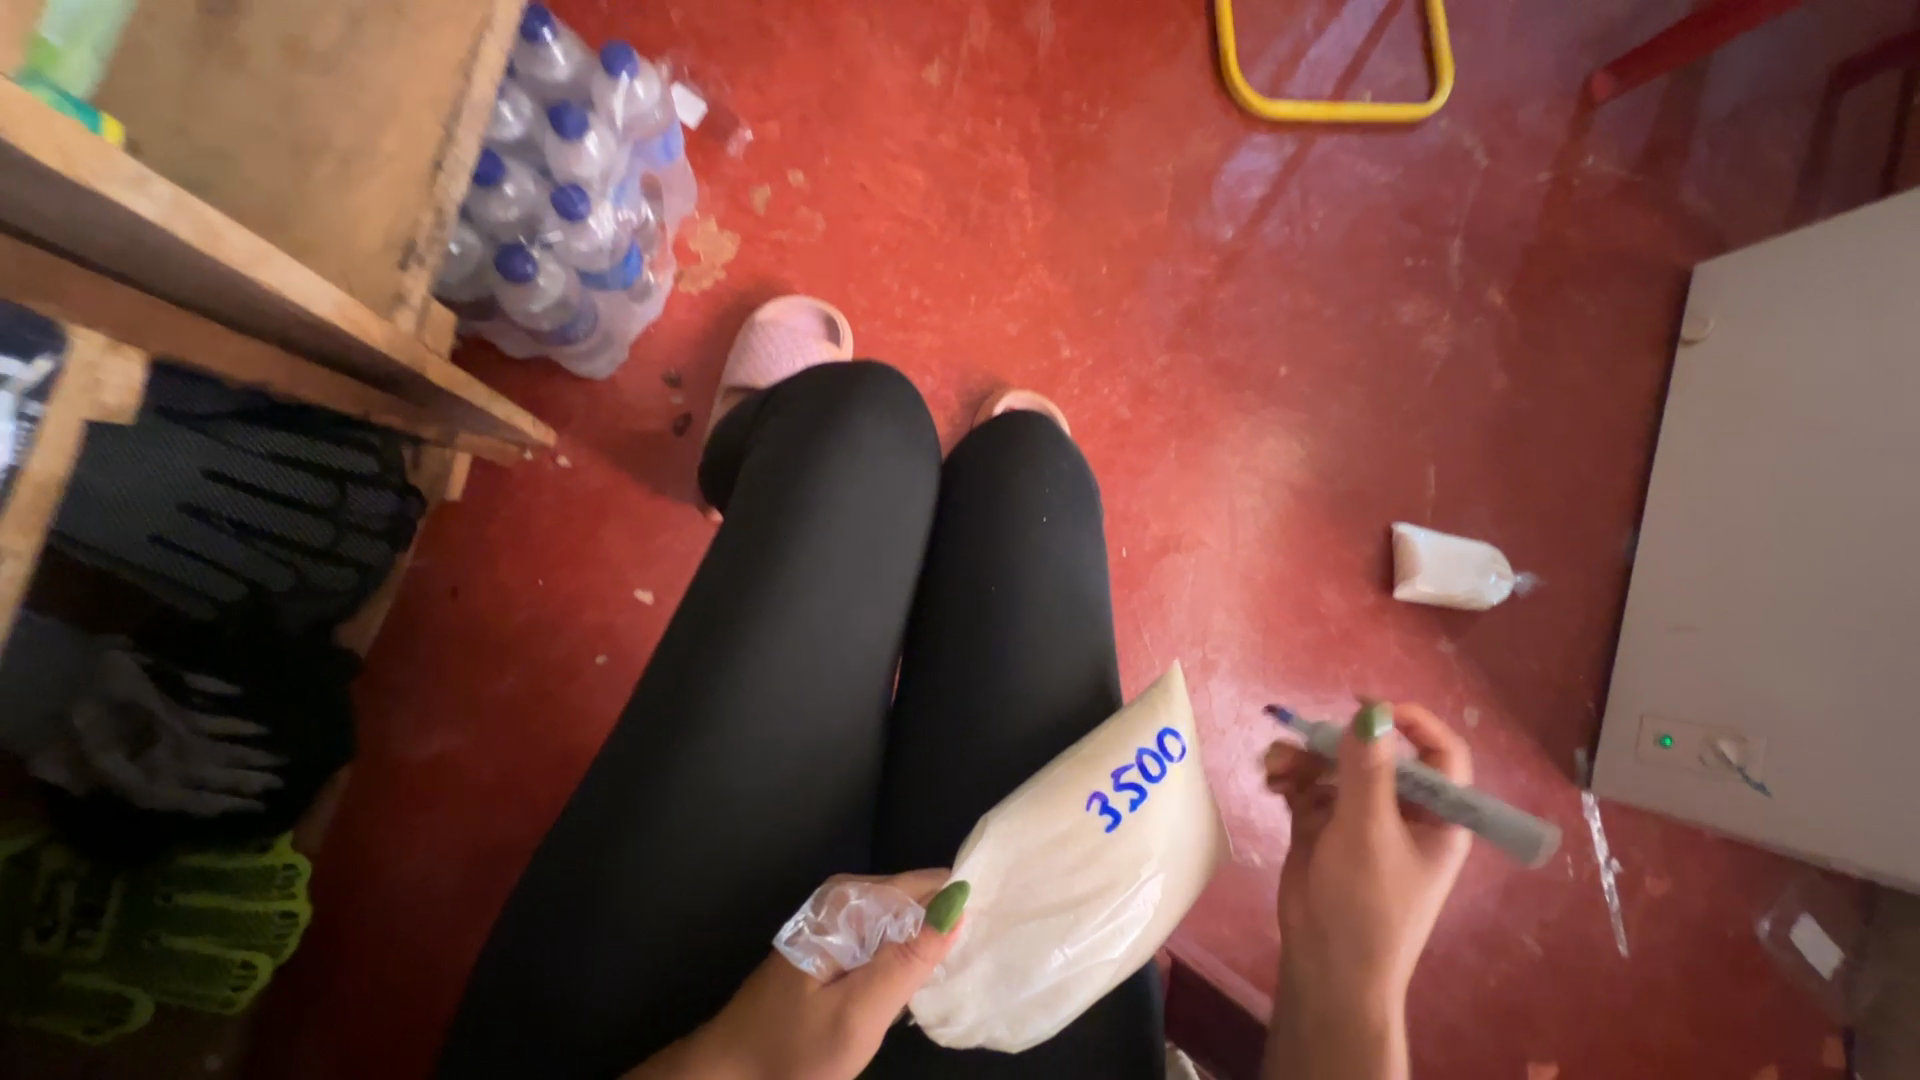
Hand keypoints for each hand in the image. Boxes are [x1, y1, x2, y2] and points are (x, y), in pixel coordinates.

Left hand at [629, 869, 966, 1079]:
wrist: (728, 1075)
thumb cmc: (790, 1052)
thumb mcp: (857, 1015)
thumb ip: (908, 961)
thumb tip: (960, 905)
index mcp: (850, 902)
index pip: (927, 885)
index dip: (963, 906)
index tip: (1002, 931)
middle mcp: (846, 898)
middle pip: (917, 900)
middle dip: (948, 927)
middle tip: (985, 964)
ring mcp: (839, 921)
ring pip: (904, 921)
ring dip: (930, 945)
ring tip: (966, 973)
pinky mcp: (837, 945)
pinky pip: (887, 938)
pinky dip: (908, 958)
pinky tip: (924, 984)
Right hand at [1261, 703, 1471, 1079]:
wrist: (1327, 964)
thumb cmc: (1367, 904)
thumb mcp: (1368, 832)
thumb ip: (1367, 770)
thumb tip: (1371, 712)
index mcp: (1437, 817)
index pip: (1440, 754)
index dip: (1413, 723)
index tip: (1367, 706)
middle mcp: (1401, 812)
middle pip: (1372, 755)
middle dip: (1333, 743)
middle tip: (1300, 737)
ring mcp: (1358, 819)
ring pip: (1332, 767)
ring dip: (1302, 760)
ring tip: (1274, 767)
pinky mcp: (1321, 827)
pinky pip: (1306, 786)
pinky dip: (1288, 778)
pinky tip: (1270, 782)